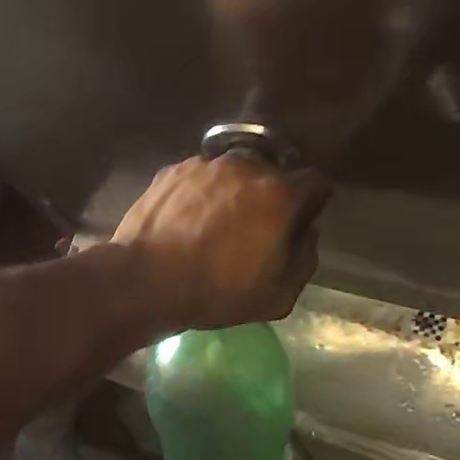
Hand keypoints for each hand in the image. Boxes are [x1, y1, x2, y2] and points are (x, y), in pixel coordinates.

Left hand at [113, 155, 330, 331]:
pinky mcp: (170, 172)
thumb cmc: (216, 291)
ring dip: (228, 191)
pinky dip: (195, 193)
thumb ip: (303, 258)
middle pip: (269, 173)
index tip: (294, 224)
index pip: (314, 183)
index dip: (308, 204)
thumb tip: (304, 233)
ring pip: (229, 172)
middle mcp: (244, 167)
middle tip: (249, 226)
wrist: (145, 279)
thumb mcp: (278, 294)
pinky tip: (182, 219)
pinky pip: (195, 178)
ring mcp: (203, 165)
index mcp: (279, 194)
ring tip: (210, 222)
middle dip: (266, 195)